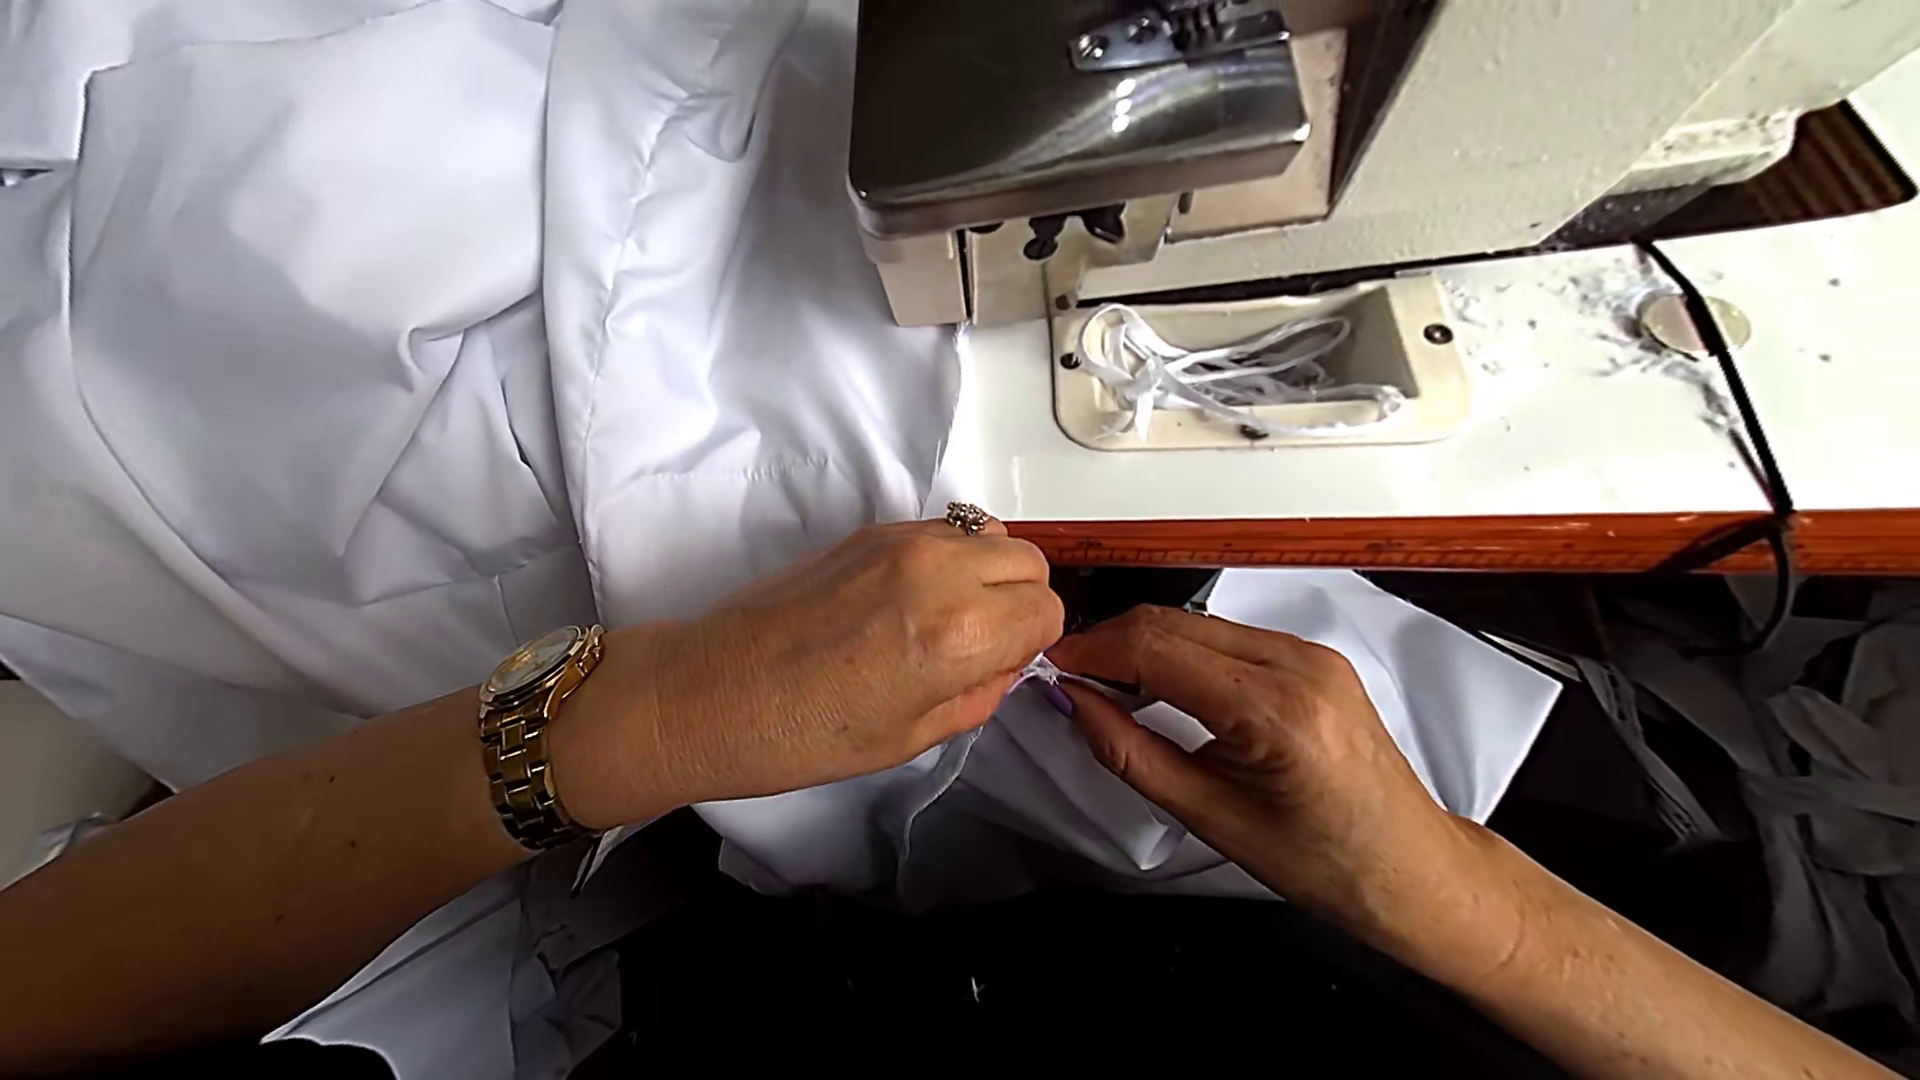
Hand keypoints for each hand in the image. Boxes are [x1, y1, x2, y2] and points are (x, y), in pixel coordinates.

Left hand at [552, 518, 1064, 828]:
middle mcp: (940, 569)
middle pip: (1029, 562)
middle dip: (1020, 601)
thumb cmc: (810, 734)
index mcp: (958, 633)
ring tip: (945, 613)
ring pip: (992, 534)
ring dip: (987, 572)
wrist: (715, 690)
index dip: (1032, 642)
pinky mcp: (872, 528)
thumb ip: (983, 690)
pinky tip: (911, 594)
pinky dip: (952, 556)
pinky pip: (946, 529)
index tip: (1001, 661)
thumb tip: (1009, 657)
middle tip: (981, 638)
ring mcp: (904, 539)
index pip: (1046, 611)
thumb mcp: (916, 736)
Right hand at [1048, 605, 1471, 928]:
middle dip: (1107, 640)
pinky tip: (1153, 676)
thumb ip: (1128, 752)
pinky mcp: (1306, 652)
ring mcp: (1307, 651)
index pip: (1155, 650)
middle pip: (1168, 621)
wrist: (1416, 870)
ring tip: (1105, 678)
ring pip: (1189, 619)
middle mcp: (1297, 664)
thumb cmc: (1329, 863)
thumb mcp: (1210, 817)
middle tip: (1071, 673)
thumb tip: (1076, 703)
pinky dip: (1173, 647)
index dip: (1092, 650)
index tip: (1055, 664)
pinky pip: (1218, 631)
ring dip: (1137, 642)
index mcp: (1277, 712)